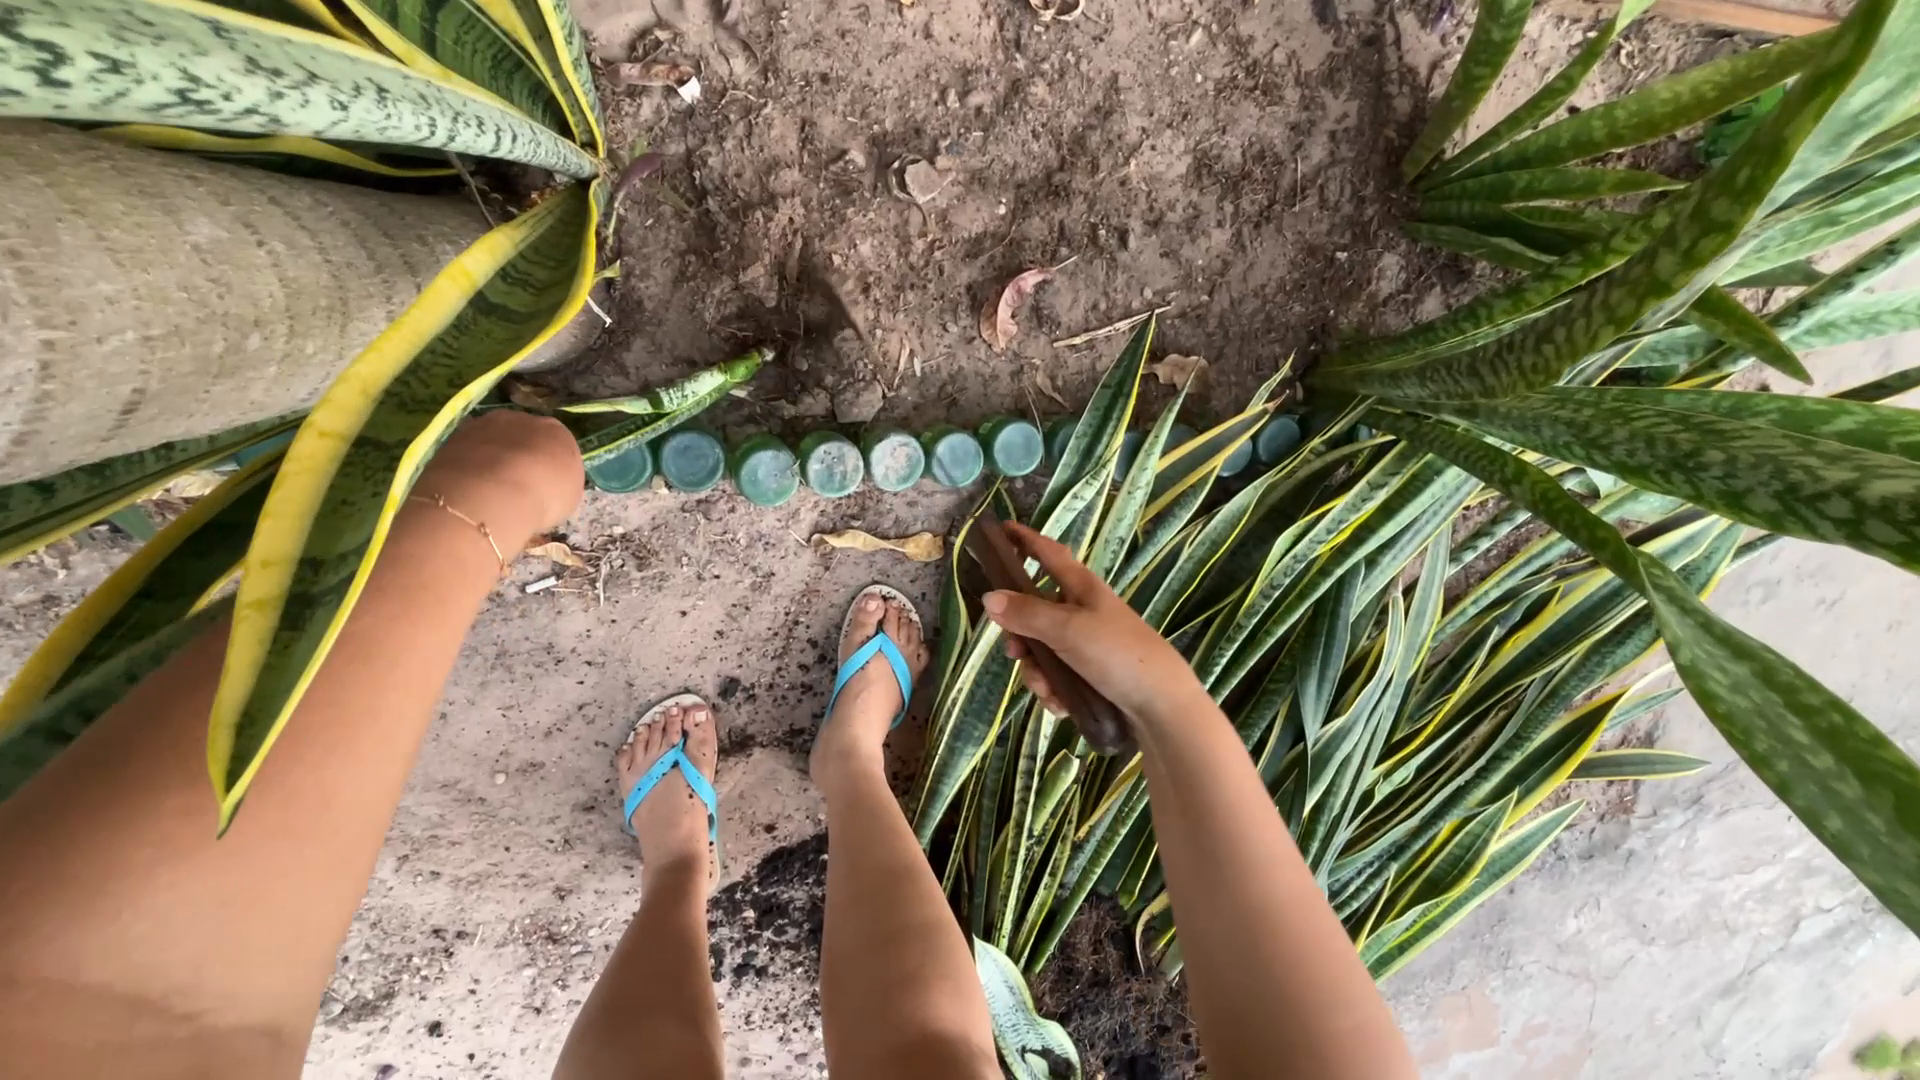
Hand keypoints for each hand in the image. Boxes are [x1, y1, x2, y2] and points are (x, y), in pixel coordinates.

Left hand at [414, 410, 583, 543]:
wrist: (492, 494)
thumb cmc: (543, 496)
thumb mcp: (569, 494)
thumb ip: (560, 480)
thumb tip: (548, 481)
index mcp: (558, 431)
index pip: (557, 444)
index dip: (551, 465)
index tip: (545, 485)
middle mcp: (523, 419)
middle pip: (524, 436)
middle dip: (521, 455)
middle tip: (518, 484)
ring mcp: (484, 424)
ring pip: (493, 441)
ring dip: (492, 458)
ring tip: (490, 489)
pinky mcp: (453, 437)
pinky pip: (469, 451)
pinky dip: (470, 466)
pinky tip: (470, 487)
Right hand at [981, 522, 1208, 726]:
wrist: (1160, 704)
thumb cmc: (1117, 653)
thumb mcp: (1067, 630)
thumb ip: (1027, 614)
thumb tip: (988, 597)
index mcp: (1081, 587)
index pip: (1048, 554)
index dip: (1026, 540)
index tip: (1001, 530)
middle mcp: (1082, 611)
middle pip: (1035, 613)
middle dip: (1021, 637)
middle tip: (1016, 653)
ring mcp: (1087, 643)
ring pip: (1042, 650)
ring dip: (1038, 673)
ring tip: (1048, 691)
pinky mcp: (1090, 673)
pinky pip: (1057, 676)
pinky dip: (1054, 691)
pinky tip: (1062, 704)